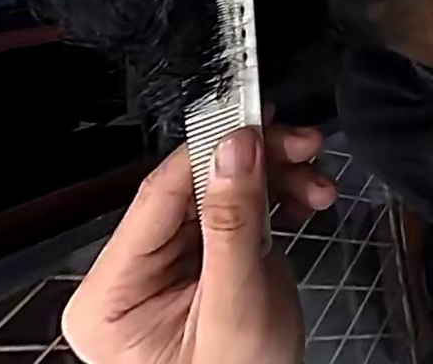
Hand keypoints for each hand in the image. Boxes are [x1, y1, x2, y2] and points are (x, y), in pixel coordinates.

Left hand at [63, 124, 334, 363]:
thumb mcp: (236, 311)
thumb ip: (234, 225)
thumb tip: (236, 145)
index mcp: (115, 290)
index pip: (161, 192)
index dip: (212, 149)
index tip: (257, 121)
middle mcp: (138, 268)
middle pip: (200, 183)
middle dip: (259, 163)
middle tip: (302, 145)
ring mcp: (176, 260)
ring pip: (226, 185)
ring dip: (278, 176)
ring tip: (317, 182)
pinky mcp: (210, 256)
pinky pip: (241, 205)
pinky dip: (279, 195)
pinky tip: (307, 197)